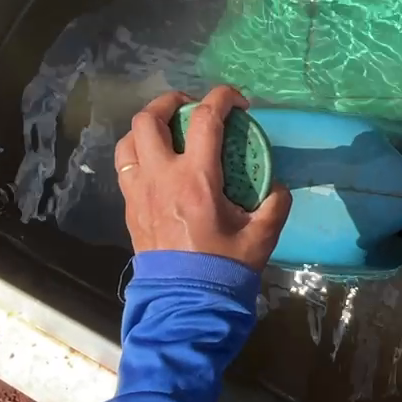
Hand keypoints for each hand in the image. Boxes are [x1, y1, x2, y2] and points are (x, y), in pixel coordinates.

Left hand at [114, 86, 290, 270]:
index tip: (238, 101)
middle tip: (191, 107)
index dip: (223, 97)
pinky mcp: (130, 208)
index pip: (206, 119)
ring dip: (147, 127)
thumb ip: (275, 204)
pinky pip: (125, 167)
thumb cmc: (225, 268)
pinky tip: (157, 163)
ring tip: (167, 131)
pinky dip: (138, 153)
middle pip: (148, 119)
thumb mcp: (262, 235)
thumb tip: (276, 187)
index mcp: (196, 178)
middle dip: (170, 102)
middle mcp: (161, 177)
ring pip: (128, 141)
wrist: (186, 304)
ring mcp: (139, 192)